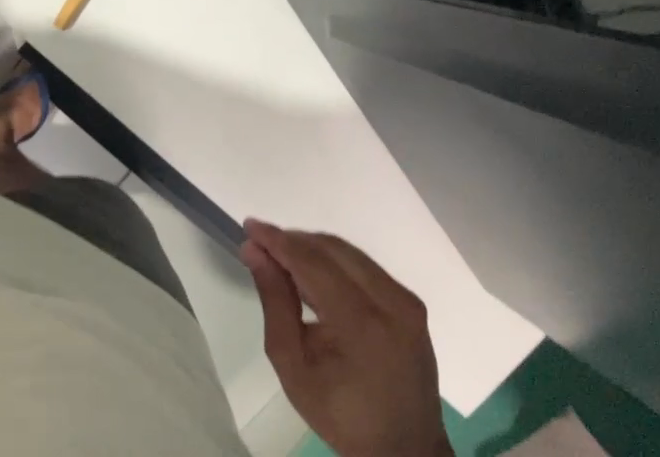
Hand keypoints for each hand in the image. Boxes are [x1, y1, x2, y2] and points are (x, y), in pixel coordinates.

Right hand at [241, 219, 452, 456]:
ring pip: (350, 254)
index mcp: (363, 323)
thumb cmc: (340, 412)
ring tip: (281, 259)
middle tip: (259, 245)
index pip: (312, 262)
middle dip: (292, 240)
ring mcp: (407, 303)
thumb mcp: (291, 363)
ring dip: (312, 248)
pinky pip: (365, 267)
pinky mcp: (411, 306)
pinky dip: (334, 262)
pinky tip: (312, 275)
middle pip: (332, 250)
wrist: (404, 449)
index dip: (277, 240)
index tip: (248, 226)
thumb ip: (274, 301)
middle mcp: (392, 303)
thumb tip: (254, 251)